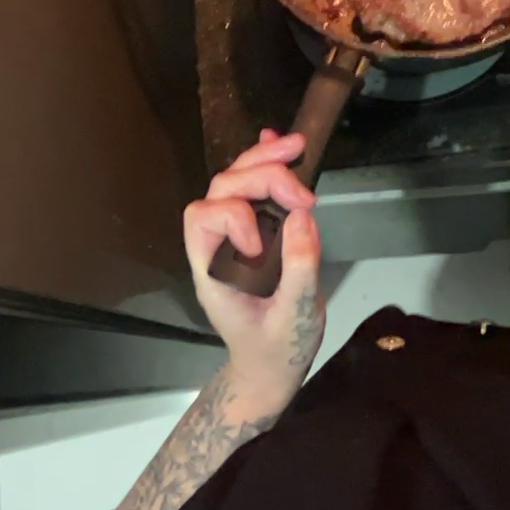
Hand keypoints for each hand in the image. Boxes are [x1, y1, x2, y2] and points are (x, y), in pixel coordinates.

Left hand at [183, 130, 326, 410]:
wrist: (271, 366)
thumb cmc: (277, 350)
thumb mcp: (295, 318)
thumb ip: (299, 271)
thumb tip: (303, 217)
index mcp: (212, 270)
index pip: (205, 218)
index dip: (236, 217)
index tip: (265, 245)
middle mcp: (215, 247)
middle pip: (222, 189)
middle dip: (260, 177)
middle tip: (304, 193)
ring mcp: (233, 238)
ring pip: (234, 183)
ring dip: (263, 161)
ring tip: (295, 145)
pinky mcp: (255, 233)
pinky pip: (251, 192)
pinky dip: (262, 165)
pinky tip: (275, 143)